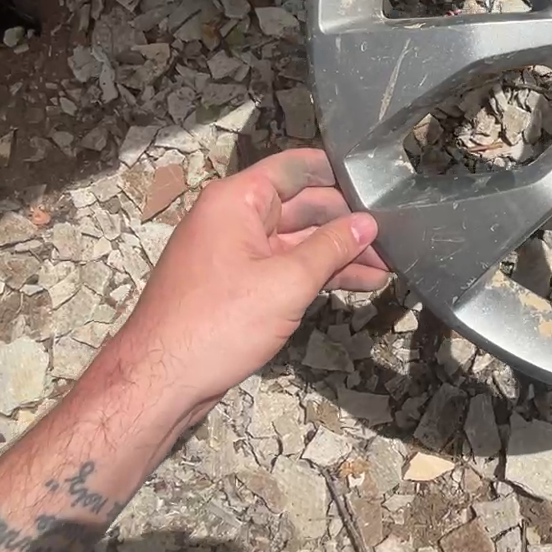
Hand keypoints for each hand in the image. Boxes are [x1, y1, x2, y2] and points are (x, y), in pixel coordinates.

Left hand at [101, 149, 387, 410]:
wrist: (158, 384)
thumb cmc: (219, 322)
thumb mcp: (287, 281)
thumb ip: (332, 247)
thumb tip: (369, 224)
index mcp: (238, 200)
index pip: (295, 168)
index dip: (337, 171)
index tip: (377, 178)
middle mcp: (235, 218)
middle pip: (302, 206)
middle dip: (346, 222)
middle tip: (393, 233)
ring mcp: (236, 253)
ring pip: (298, 241)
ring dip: (339, 253)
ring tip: (386, 265)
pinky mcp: (238, 285)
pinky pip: (286, 268)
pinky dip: (318, 274)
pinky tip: (358, 283)